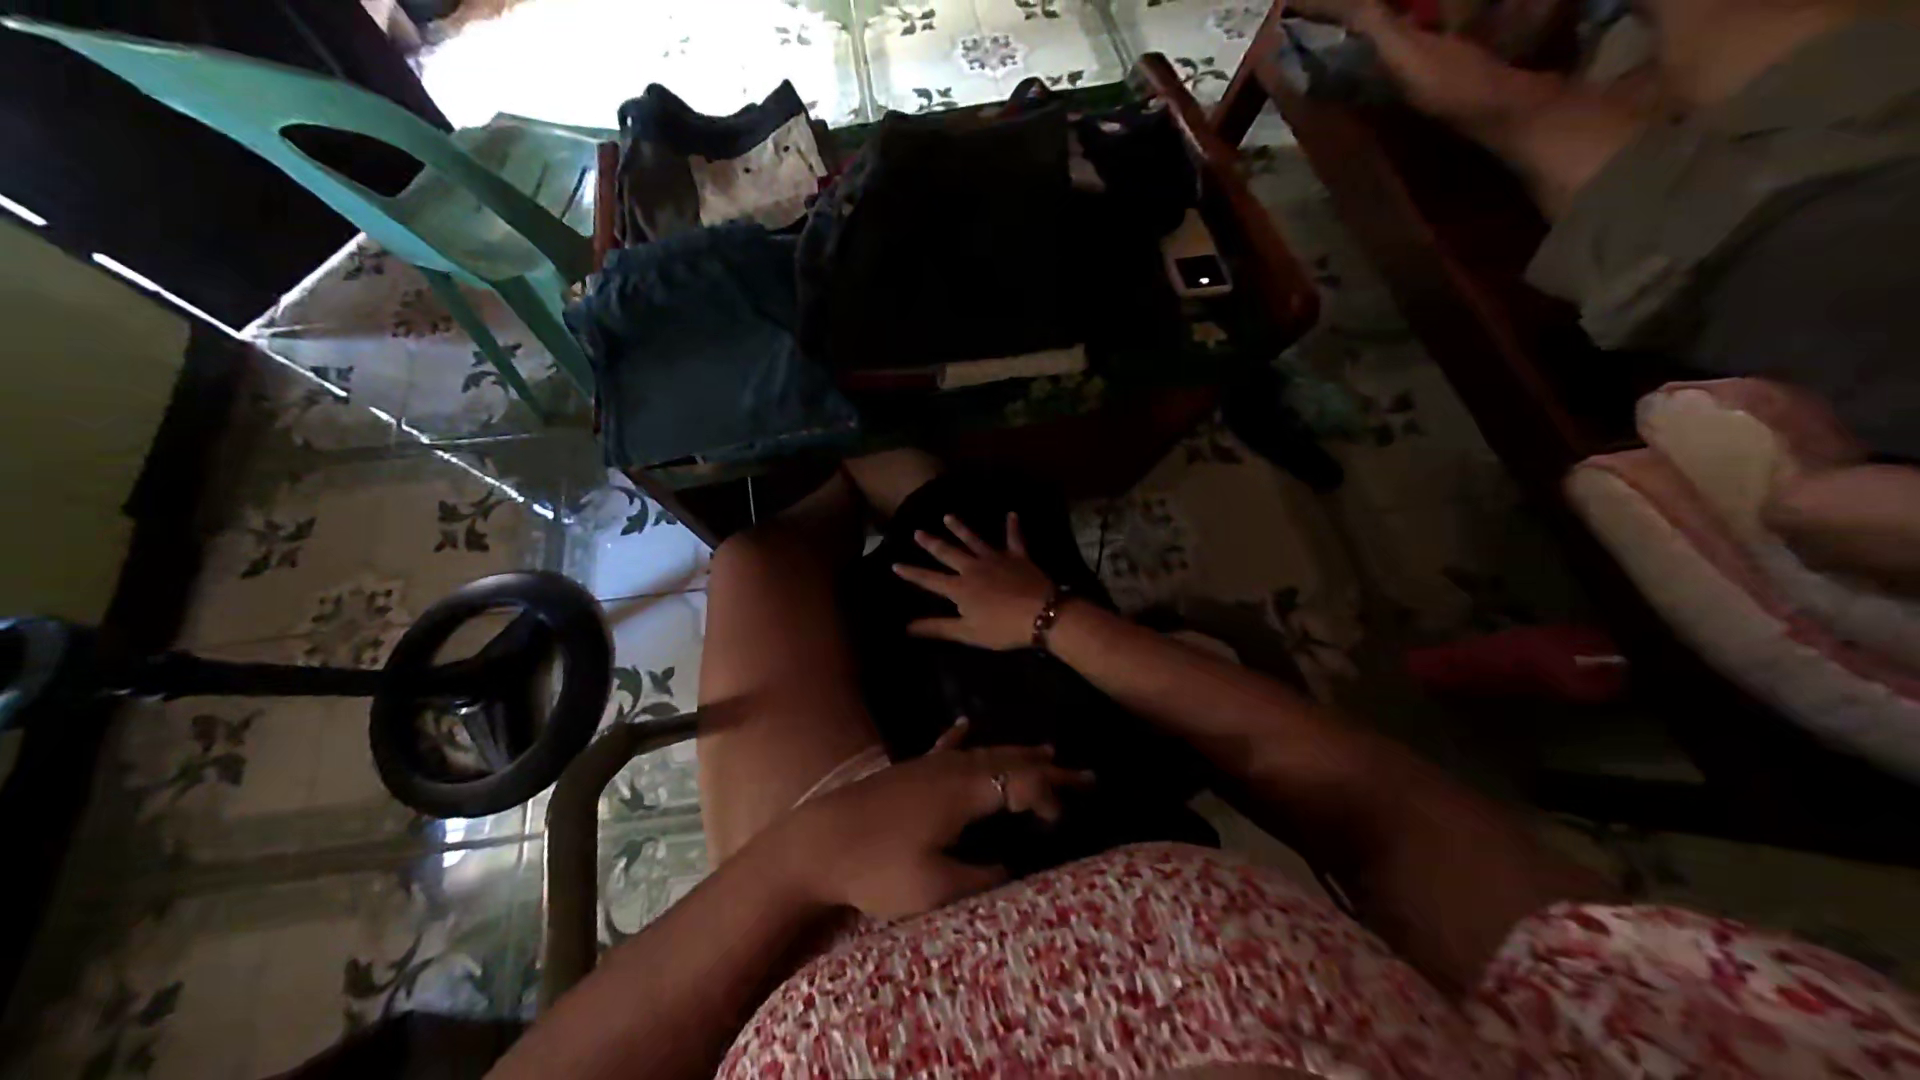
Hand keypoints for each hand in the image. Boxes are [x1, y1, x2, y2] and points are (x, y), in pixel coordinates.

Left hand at [771, 719, 1092, 919]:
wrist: (815, 843)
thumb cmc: (875, 867)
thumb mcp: (934, 888)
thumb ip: (981, 877)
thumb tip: (1009, 866)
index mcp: (964, 792)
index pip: (1022, 784)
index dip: (1052, 797)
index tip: (1066, 820)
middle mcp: (952, 769)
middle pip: (1011, 761)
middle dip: (1050, 769)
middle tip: (1086, 775)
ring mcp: (929, 764)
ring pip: (985, 751)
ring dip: (1018, 753)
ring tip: (1049, 751)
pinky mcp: (909, 769)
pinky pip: (946, 746)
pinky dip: (963, 737)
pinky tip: (968, 723)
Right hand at [892, 513, 1056, 649]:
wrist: (1041, 614)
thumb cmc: (1002, 628)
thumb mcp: (967, 632)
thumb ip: (937, 628)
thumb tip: (906, 628)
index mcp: (959, 588)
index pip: (929, 580)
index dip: (912, 573)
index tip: (895, 564)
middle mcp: (973, 568)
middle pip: (948, 553)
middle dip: (931, 543)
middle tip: (918, 531)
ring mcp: (996, 559)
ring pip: (974, 540)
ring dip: (961, 528)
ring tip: (949, 516)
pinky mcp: (1018, 557)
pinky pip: (1014, 538)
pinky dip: (1013, 526)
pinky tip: (1012, 514)